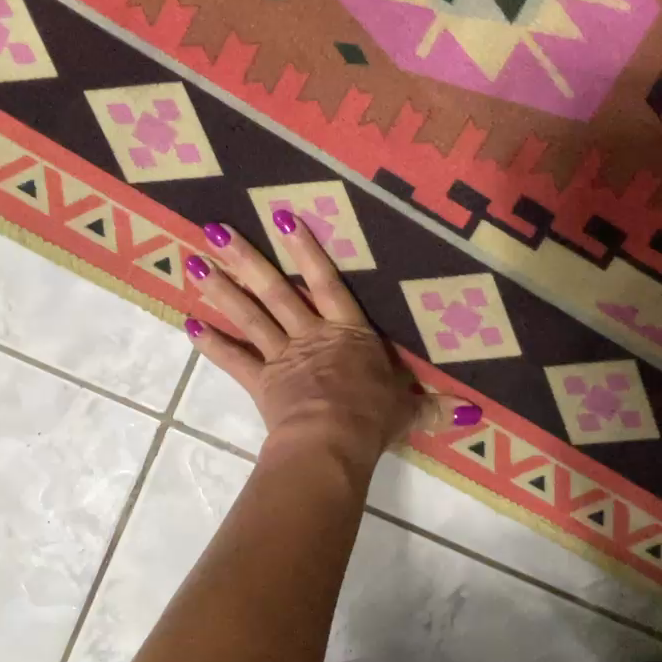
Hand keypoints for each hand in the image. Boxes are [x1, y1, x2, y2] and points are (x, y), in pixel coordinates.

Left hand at [184, 215, 480, 470]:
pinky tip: (186, 323)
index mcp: (349, 333)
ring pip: (249, 316)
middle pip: (276, 291)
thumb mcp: (410, 410)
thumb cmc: (374, 420)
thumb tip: (475, 415)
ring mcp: (282, 357)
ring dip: (221, 289)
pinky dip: (211, 343)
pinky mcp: (261, 382)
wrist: (333, 443)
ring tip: (193, 261)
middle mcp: (312, 335)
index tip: (285, 218)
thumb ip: (435, 406)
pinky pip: (233, 360)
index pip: (328, 284)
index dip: (308, 251)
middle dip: (246, 258)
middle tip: (213, 229)